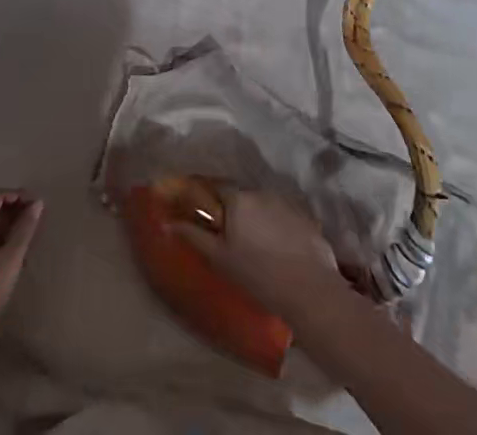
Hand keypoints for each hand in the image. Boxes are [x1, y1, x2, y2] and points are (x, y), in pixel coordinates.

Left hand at [0, 190, 42, 344]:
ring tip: (29, 239)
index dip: (18, 195)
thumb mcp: (11, 258)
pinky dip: (0, 240)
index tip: (38, 205)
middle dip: (15, 210)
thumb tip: (38, 203)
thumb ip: (25, 228)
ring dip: (9, 226)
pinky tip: (14, 256)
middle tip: (37, 221)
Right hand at [174, 188, 344, 319]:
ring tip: (256, 244)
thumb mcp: (219, 257)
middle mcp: (264, 193)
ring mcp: (288, 204)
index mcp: (240, 198)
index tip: (205, 212)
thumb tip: (167, 222)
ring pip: (265, 205)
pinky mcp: (307, 219)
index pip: (218, 186)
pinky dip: (278, 227)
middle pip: (243, 195)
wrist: (309, 291)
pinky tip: (279, 250)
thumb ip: (193, 235)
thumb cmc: (256, 273)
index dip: (210, 197)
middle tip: (230, 234)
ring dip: (257, 217)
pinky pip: (285, 217)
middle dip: (235, 209)